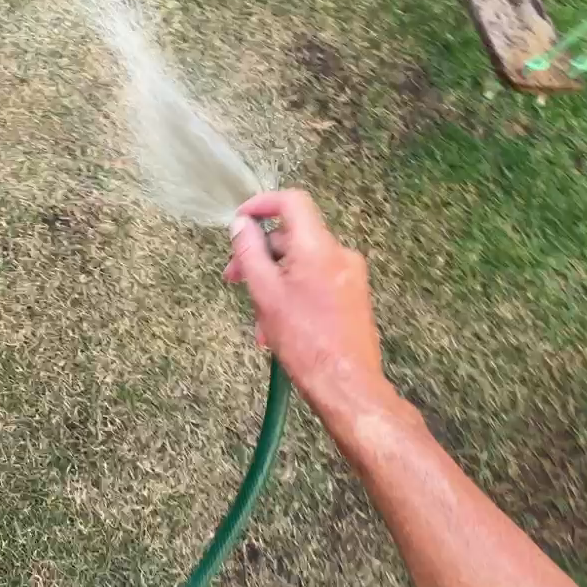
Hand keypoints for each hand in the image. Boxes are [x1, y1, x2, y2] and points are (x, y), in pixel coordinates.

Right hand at [223, 190, 386, 412]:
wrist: (347, 385)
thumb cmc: (303, 338)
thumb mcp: (264, 291)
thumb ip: (249, 251)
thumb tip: (241, 224)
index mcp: (318, 247)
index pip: (291, 201)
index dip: (261, 204)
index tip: (239, 222)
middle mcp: (340, 254)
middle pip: (292, 235)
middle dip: (259, 253)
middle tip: (233, 278)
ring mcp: (350, 276)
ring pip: (300, 261)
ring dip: (272, 278)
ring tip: (256, 314)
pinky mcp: (353, 296)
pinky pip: (315, 279)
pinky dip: (291, 290)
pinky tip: (276, 322)